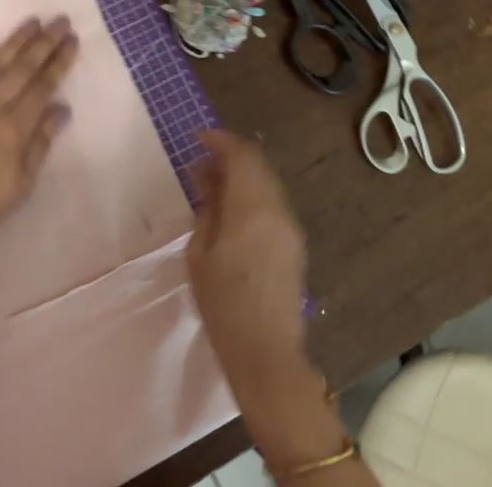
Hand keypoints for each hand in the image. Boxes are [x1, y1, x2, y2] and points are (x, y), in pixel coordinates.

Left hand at [0, 17, 77, 251]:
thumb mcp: (22, 183)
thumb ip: (41, 143)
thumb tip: (62, 108)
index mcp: (15, 128)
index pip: (44, 86)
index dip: (60, 62)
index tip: (73, 40)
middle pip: (24, 68)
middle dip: (45, 42)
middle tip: (61, 20)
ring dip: (16, 40)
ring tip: (33, 20)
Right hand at [187, 130, 309, 390]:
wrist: (266, 352)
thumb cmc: (223, 303)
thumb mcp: (200, 253)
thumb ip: (207, 209)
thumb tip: (207, 177)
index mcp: (253, 209)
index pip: (241, 156)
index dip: (219, 140)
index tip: (197, 138)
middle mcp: (278, 211)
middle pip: (258, 167)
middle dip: (230, 158)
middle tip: (201, 164)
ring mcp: (290, 229)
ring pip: (267, 186)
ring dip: (242, 178)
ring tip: (212, 188)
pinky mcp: (294, 246)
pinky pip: (272, 206)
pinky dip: (252, 197)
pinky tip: (231, 213)